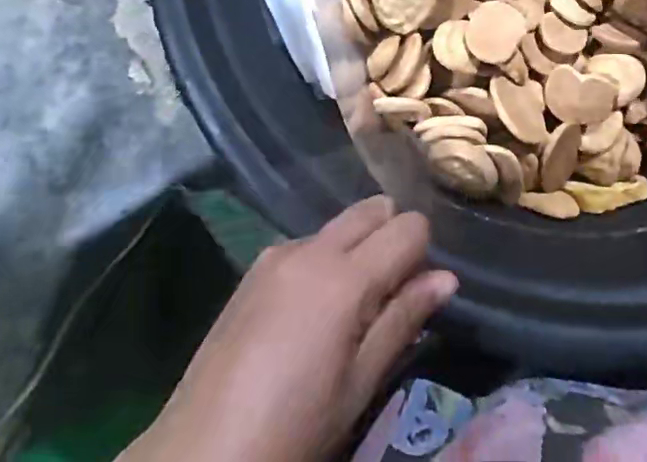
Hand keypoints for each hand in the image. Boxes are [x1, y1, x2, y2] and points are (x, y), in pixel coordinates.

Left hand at [120, 197, 456, 461]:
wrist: (200, 452)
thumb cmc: (294, 427)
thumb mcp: (359, 383)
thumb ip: (403, 320)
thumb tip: (447, 278)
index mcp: (344, 277)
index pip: (408, 226)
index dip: (423, 251)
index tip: (417, 290)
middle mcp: (312, 248)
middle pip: (373, 209)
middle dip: (392, 236)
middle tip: (389, 294)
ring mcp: (277, 253)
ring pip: (339, 225)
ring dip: (358, 248)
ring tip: (348, 311)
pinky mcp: (254, 268)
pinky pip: (308, 244)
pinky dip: (325, 260)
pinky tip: (309, 314)